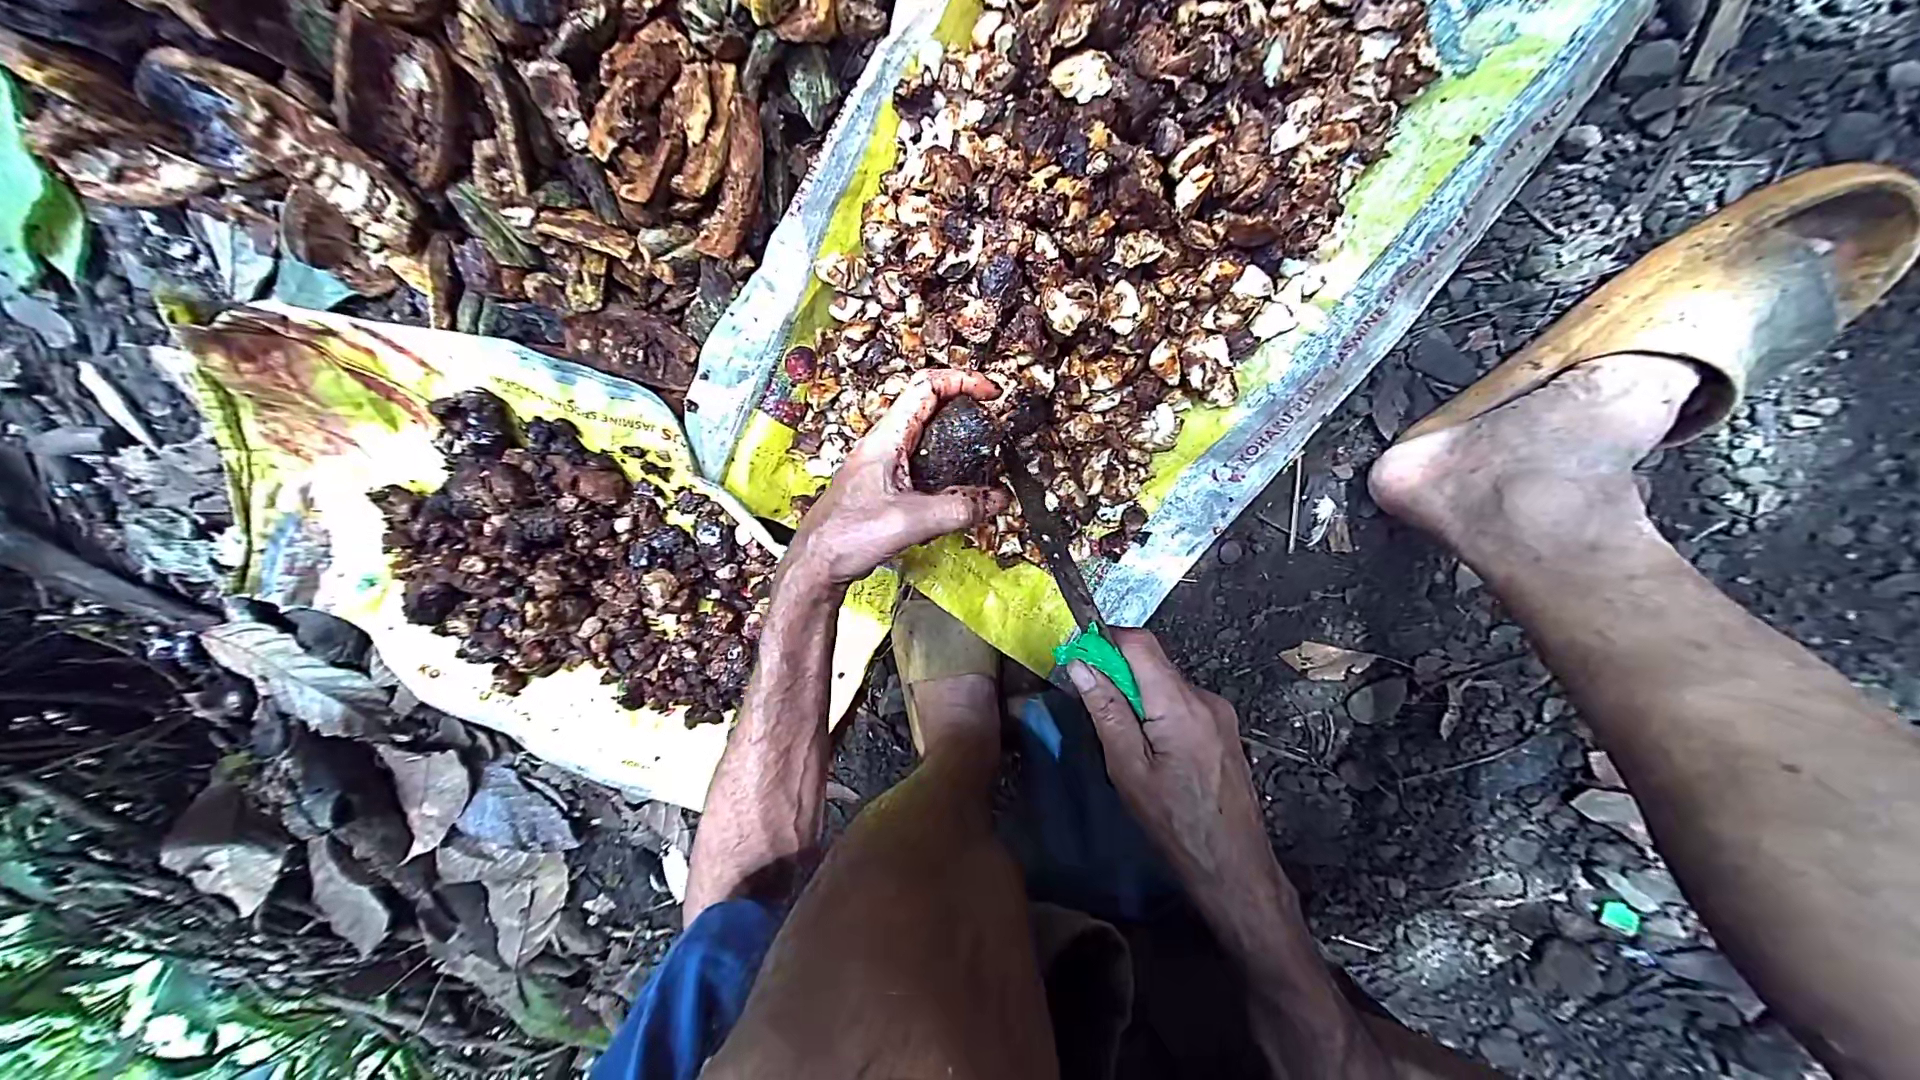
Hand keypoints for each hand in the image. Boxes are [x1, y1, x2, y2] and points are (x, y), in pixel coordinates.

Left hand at [787, 369, 1011, 586]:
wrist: (816, 563)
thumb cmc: (844, 537)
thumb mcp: (911, 521)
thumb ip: (959, 509)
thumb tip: (996, 498)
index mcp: (886, 440)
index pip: (926, 387)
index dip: (963, 381)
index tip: (990, 393)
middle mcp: (883, 445)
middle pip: (928, 404)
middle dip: (963, 404)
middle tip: (990, 418)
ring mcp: (882, 464)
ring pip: (925, 435)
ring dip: (955, 436)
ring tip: (980, 449)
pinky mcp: (885, 484)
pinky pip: (921, 462)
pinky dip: (945, 465)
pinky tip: (956, 487)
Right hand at [1069, 630, 1283, 904]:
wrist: (1236, 869)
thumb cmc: (1175, 824)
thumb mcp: (1128, 769)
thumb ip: (1106, 711)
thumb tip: (1081, 666)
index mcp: (1180, 705)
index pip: (1141, 643)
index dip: (1106, 640)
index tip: (1079, 657)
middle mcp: (1205, 699)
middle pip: (1153, 663)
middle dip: (1118, 674)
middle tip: (1093, 706)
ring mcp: (1219, 713)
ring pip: (1166, 683)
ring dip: (1137, 695)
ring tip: (1124, 739)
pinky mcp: (1224, 728)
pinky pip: (1182, 702)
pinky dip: (1157, 710)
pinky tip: (1151, 749)